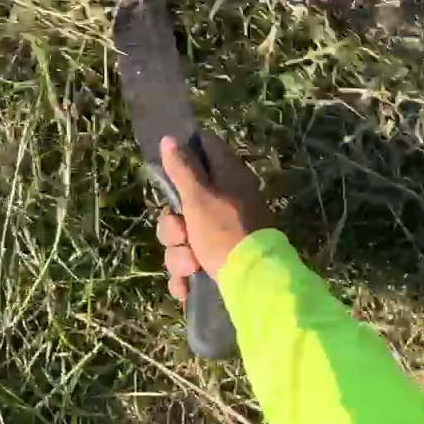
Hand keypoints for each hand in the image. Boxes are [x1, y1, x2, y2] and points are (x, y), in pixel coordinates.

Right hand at [154, 130, 274, 302]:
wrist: (255, 285)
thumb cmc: (225, 232)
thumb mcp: (199, 196)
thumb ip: (182, 168)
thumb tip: (169, 138)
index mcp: (227, 176)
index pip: (204, 146)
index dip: (184, 153)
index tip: (169, 170)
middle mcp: (225, 200)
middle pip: (183, 200)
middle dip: (174, 226)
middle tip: (183, 234)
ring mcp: (222, 233)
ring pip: (182, 237)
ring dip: (179, 256)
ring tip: (192, 266)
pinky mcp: (218, 262)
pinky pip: (189, 264)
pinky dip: (186, 277)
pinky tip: (188, 285)